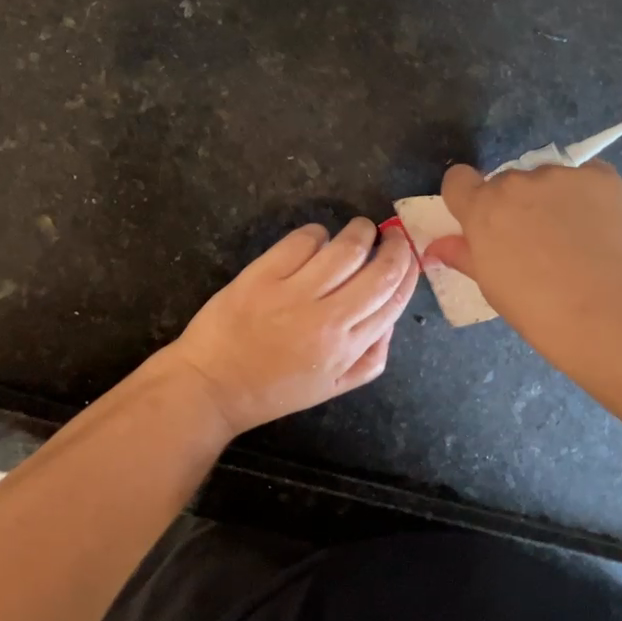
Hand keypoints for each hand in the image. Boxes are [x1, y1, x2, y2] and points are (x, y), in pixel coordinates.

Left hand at [163, 217, 418, 435]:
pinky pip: (303, 240)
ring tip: (359, 230)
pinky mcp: (263, 275)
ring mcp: (294, 294)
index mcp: (347, 348)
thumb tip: (391, 318)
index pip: (394, 299)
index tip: (410, 253)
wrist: (211, 386)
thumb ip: (370, 358)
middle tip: (391, 235)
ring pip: (345, 248)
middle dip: (394, 246)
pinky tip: (315, 240)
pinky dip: (317, 233)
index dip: (408, 270)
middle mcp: (328, 319)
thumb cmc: (273, 389)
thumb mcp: (332, 387)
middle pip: (380, 270)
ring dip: (359, 232)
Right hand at [426, 162, 621, 358]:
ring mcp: (559, 175)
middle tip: (537, 241)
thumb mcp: (491, 285)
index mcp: (481, 207)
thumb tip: (437, 246)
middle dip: (517, 204)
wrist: (605, 309)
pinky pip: (587, 177)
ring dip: (554, 199)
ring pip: (548, 180)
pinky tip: (600, 227)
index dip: (468, 195)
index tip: (482, 217)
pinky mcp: (599, 176)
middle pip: (508, 183)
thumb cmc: (537, 307)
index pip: (458, 180)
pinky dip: (590, 196)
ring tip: (576, 238)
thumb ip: (464, 255)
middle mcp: (515, 182)